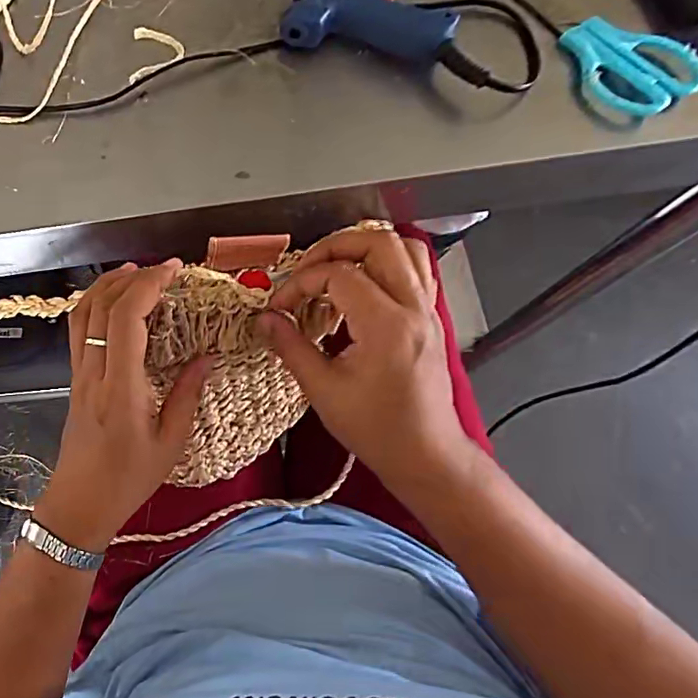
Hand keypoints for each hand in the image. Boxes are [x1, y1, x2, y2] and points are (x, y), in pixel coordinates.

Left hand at [33, 261, 210, 551]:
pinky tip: (115, 305)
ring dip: (107, 286)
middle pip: (101, 307)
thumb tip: (206, 358)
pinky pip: (78, 331)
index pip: (126, 318)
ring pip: (82, 314)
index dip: (149, 285)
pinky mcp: (74, 380)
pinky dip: (95, 306)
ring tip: (135, 273)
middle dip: (132, 277)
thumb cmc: (127, 480)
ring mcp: (79, 375)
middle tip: (163, 270)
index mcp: (120, 387)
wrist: (80, 503)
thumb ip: (188, 395)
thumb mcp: (170, 443)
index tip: (174, 271)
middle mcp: (94, 373)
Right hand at [258, 229, 474, 488]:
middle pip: (379, 242)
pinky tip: (361, 288)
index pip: (339, 274)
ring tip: (334, 269)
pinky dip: (388, 265)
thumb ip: (291, 347)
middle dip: (334, 247)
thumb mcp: (322, 390)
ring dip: (366, 249)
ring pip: (406, 249)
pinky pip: (417, 271)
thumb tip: (265, 319)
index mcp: (386, 326)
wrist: (425, 455)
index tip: (281, 307)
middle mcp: (413, 309)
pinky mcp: (432, 320)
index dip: (301, 283)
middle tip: (305, 270)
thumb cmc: (375, 429)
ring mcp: (428, 312)